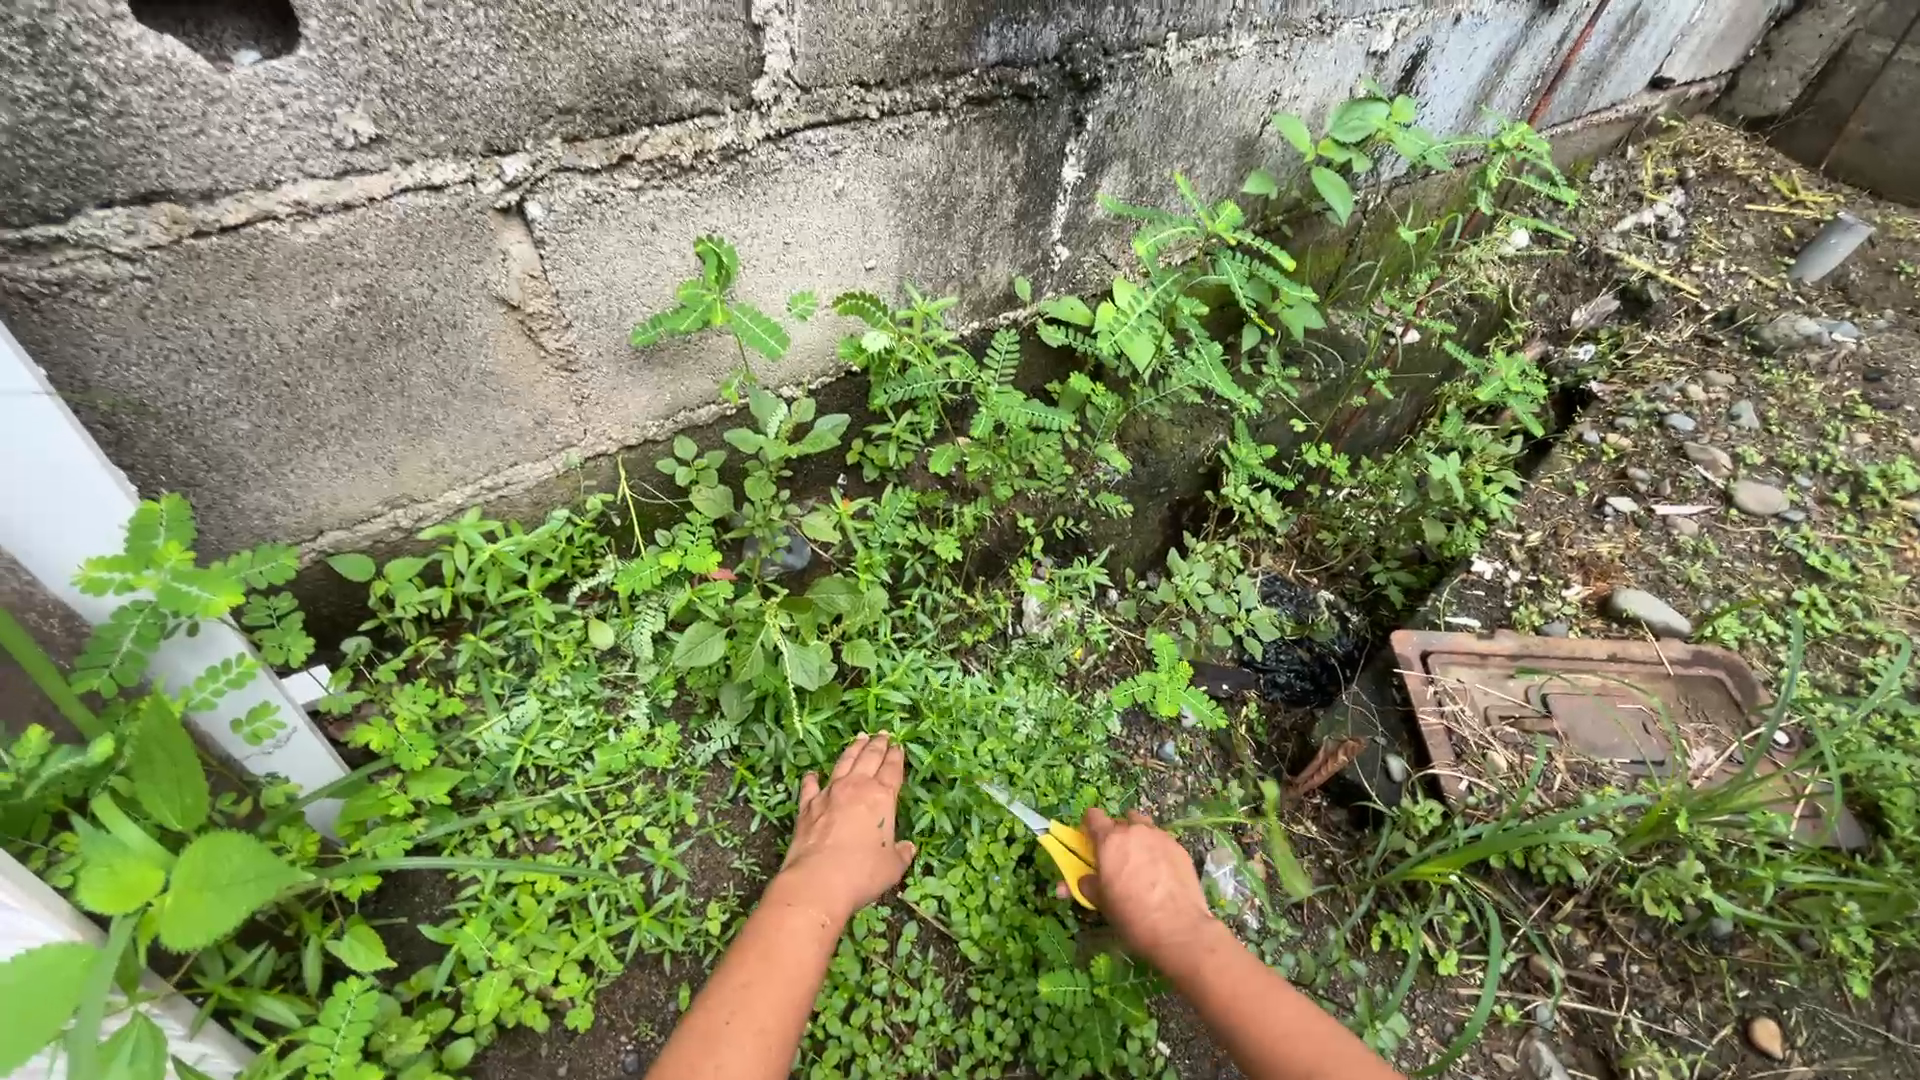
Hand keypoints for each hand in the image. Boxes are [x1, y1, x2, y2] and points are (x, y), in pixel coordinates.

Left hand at [768, 733, 916, 924]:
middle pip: (869, 758)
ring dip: (853, 750)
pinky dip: (812, 778)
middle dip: (878, 744)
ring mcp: (830, 794)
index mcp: (882, 797)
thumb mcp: (892, 866)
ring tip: (859, 738)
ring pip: (844, 763)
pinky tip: (812, 773)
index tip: (898, 746)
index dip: (896, 757)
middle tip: (883, 734)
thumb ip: (901, 853)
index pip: (892, 770)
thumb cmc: (862, 873)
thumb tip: (908, 848)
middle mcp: (856, 787)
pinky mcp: (807, 806)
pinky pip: (810, 786)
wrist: (818, 881)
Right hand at [1073, 808, 1220, 965]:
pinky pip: (1162, 841)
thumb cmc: (1131, 915)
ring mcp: (1159, 836)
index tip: (1092, 841)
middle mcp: (1133, 831)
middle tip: (1118, 859)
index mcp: (1109, 840)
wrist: (1177, 928)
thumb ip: (1088, 885)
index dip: (1091, 826)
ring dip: (1139, 838)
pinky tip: (1163, 874)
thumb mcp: (1101, 902)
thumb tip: (1084, 880)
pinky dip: (1158, 851)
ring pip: (1144, 827)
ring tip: (1142, 863)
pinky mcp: (1179, 847)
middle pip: (1120, 821)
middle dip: (1117, 836)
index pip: (1093, 816)